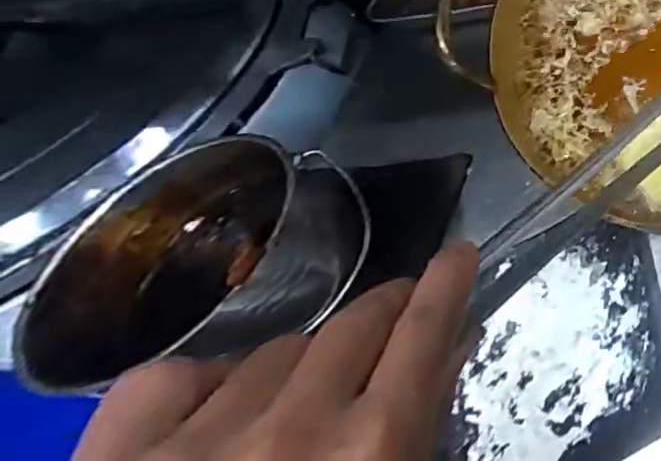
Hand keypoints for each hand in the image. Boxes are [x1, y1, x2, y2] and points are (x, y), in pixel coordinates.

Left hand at [74, 243, 479, 460]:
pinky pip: (168, 380)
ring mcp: (194, 449)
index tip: (455, 256)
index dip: (447, 281)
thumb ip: (423, 421)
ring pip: (275, 348)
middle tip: (390, 318)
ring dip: (299, 361)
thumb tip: (453, 342)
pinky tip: (214, 407)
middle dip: (383, 310)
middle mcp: (295, 431)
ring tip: (295, 395)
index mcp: (372, 444)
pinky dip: (201, 382)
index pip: (425, 325)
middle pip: (357, 321)